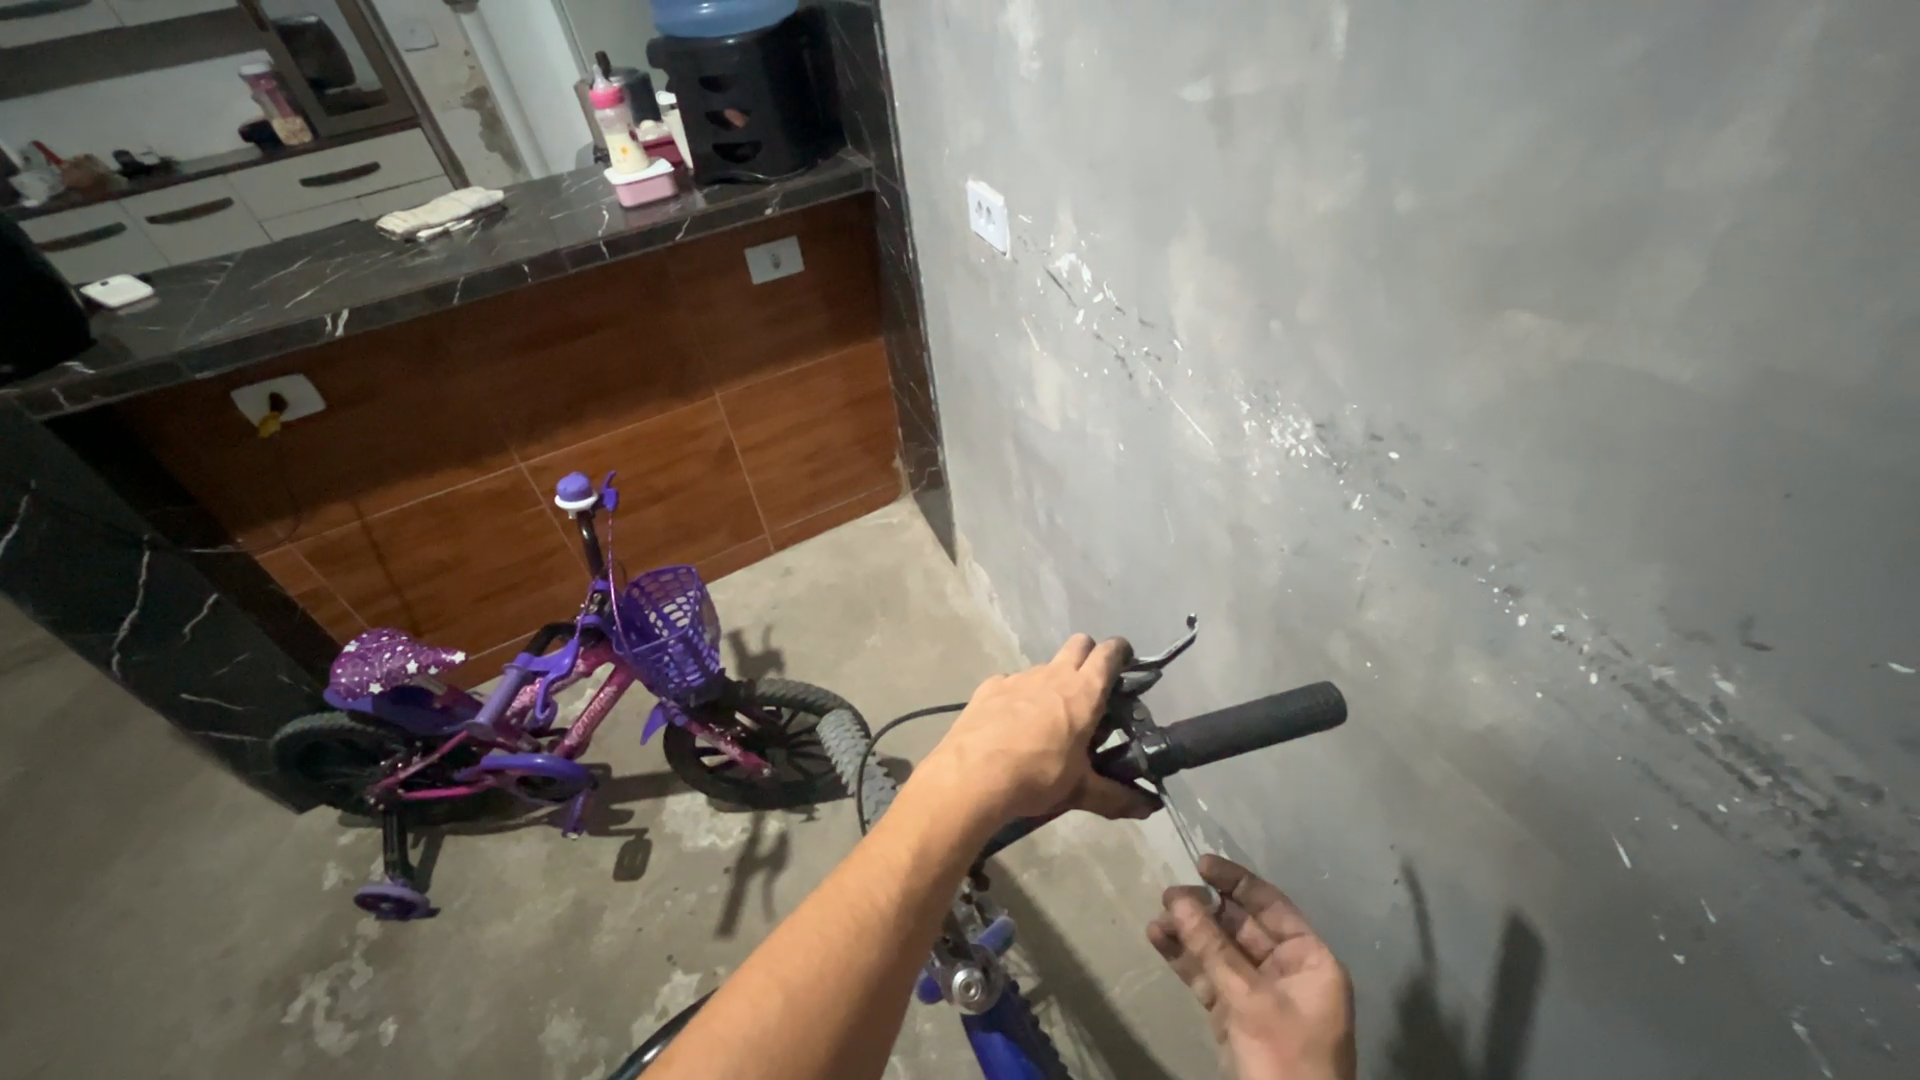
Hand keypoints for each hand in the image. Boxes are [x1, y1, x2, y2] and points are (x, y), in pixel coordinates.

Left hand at [917, 635, 1159, 823]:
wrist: (971, 776)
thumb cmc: (1036, 777)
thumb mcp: (1079, 790)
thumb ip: (1117, 797)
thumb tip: (1150, 808)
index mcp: (1083, 693)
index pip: (1109, 654)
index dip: (1120, 652)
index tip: (1126, 661)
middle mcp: (1052, 675)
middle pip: (1079, 644)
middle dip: (1089, 656)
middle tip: (1090, 689)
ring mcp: (1018, 678)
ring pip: (1044, 667)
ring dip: (1052, 682)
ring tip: (1048, 719)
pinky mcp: (989, 687)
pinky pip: (1012, 683)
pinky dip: (1018, 697)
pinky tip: (1012, 725)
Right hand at [1148, 855, 1355, 1079]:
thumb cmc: (1286, 1060)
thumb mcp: (1250, 1000)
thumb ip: (1212, 948)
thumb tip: (1178, 898)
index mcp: (1310, 962)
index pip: (1272, 907)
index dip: (1237, 883)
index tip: (1201, 865)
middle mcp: (1287, 971)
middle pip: (1241, 927)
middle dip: (1205, 910)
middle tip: (1168, 896)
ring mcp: (1259, 994)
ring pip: (1220, 951)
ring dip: (1189, 934)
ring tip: (1157, 919)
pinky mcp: (1235, 1016)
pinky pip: (1208, 977)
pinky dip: (1185, 960)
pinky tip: (1158, 940)